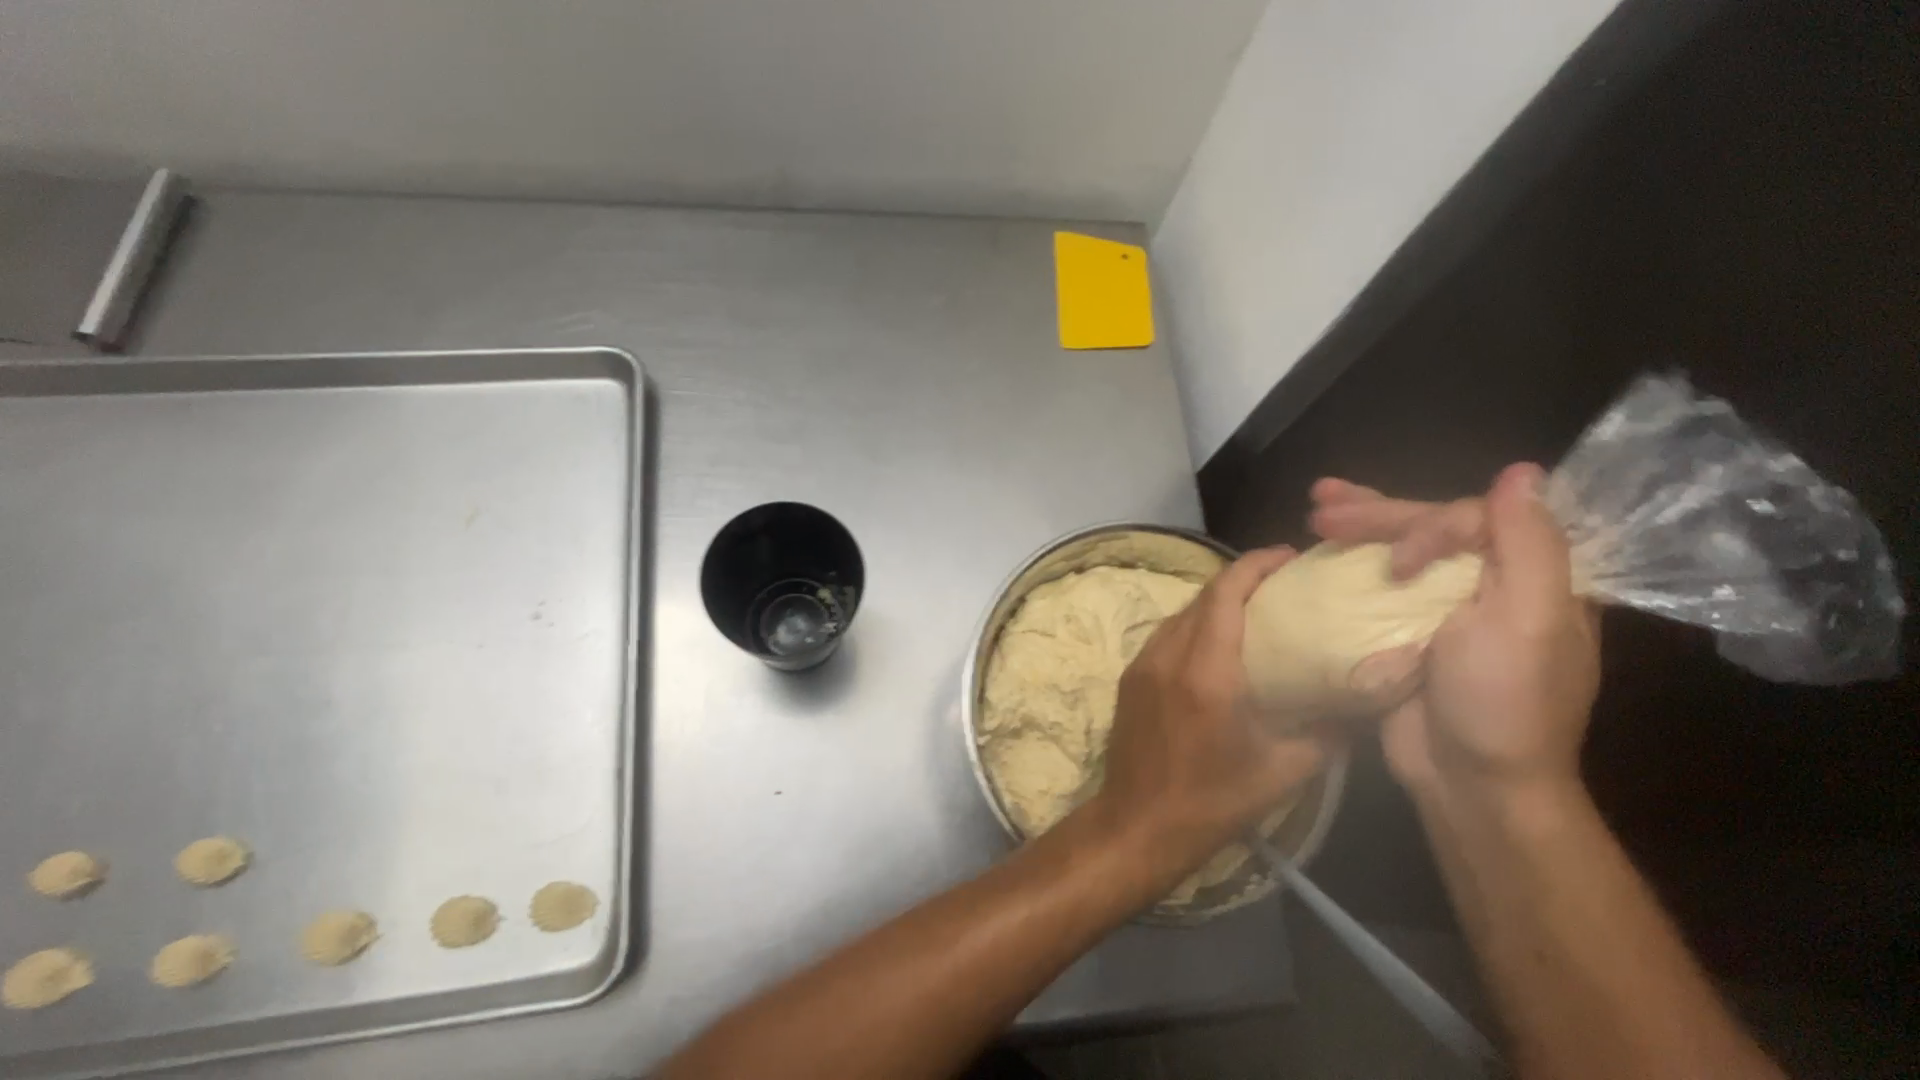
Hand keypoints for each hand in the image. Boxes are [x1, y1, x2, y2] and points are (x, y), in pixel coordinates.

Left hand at [1089, 547, 1332, 885]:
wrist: (1137, 825)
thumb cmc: (1212, 802)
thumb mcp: (1282, 773)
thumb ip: (1327, 734)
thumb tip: (1364, 705)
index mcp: (1207, 673)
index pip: (1226, 594)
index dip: (1255, 566)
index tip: (1287, 556)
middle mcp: (1169, 657)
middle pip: (1204, 596)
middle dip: (1242, 578)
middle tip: (1282, 581)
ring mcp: (1143, 665)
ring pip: (1182, 613)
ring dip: (1216, 601)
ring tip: (1255, 607)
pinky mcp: (1130, 678)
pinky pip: (1166, 635)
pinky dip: (1195, 625)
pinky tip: (1219, 641)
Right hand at [1311, 465, 1599, 798]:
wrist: (1470, 782)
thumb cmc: (1505, 703)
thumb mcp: (1531, 621)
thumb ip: (1530, 544)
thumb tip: (1522, 470)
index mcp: (1531, 577)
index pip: (1473, 521)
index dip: (1427, 529)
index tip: (1398, 565)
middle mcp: (1489, 585)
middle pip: (1428, 529)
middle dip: (1374, 513)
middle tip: (1319, 508)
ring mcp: (1443, 611)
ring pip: (1399, 552)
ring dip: (1358, 526)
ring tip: (1314, 507)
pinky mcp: (1405, 636)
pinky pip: (1376, 588)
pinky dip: (1349, 564)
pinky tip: (1318, 550)